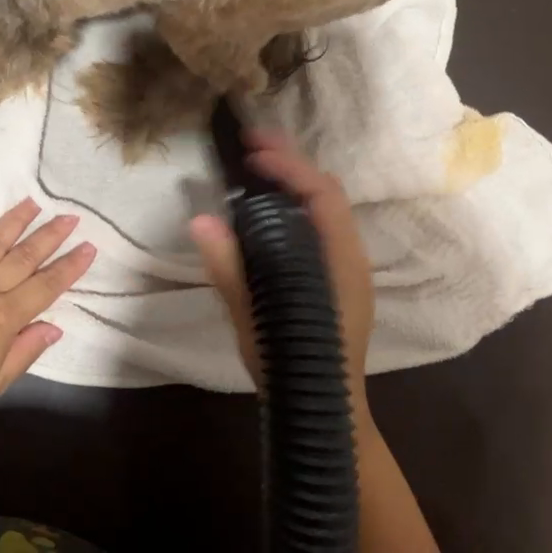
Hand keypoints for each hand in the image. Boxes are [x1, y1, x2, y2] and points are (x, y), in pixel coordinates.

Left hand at [0, 196, 95, 428]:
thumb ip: (26, 351)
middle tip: (70, 216)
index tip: (88, 247)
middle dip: (50, 236)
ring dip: (14, 221)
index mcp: (5, 317)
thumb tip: (55, 326)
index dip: (69, 267)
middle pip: (24, 257)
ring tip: (33, 202)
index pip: (46, 287)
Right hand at [190, 131, 376, 392]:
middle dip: (291, 162)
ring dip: (292, 179)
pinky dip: (294, 202)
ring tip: (255, 163)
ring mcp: (347, 265)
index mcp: (341, 262)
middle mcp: (351, 256)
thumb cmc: (291, 364)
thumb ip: (230, 269)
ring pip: (325, 206)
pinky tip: (266, 205)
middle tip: (250, 142)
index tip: (251, 153)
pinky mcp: (335, 276)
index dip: (289, 166)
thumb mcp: (254, 317)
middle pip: (327, 192)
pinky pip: (319, 224)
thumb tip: (200, 220)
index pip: (322, 195)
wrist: (322, 410)